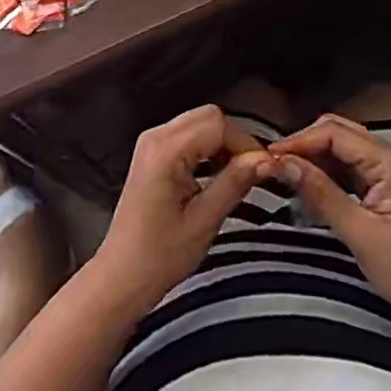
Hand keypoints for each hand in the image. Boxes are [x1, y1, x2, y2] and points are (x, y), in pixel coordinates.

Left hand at [93, 105, 274, 305]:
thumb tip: (264, 160)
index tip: (266, 167)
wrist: (124, 274)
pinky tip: (218, 177)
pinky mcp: (153, 155)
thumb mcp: (204, 220)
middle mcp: (155, 139)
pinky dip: (208, 150)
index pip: (218, 124)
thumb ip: (235, 183)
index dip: (246, 144)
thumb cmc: (156, 256)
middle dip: (235, 140)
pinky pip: (187, 137)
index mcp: (165, 151)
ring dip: (222, 145)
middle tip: (254, 172)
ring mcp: (151, 145)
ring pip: (199, 123)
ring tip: (238, 178)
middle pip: (208, 116)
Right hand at [269, 114, 390, 328]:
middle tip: (275, 163)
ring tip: (285, 173)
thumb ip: (320, 192)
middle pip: (338, 133)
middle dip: (305, 143)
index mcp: (389, 161)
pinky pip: (351, 169)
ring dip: (314, 157)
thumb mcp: (360, 233)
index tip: (268, 157)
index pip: (333, 133)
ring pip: (343, 149)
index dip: (299, 141)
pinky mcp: (389, 192)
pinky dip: (327, 172)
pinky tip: (309, 186)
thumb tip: (281, 162)